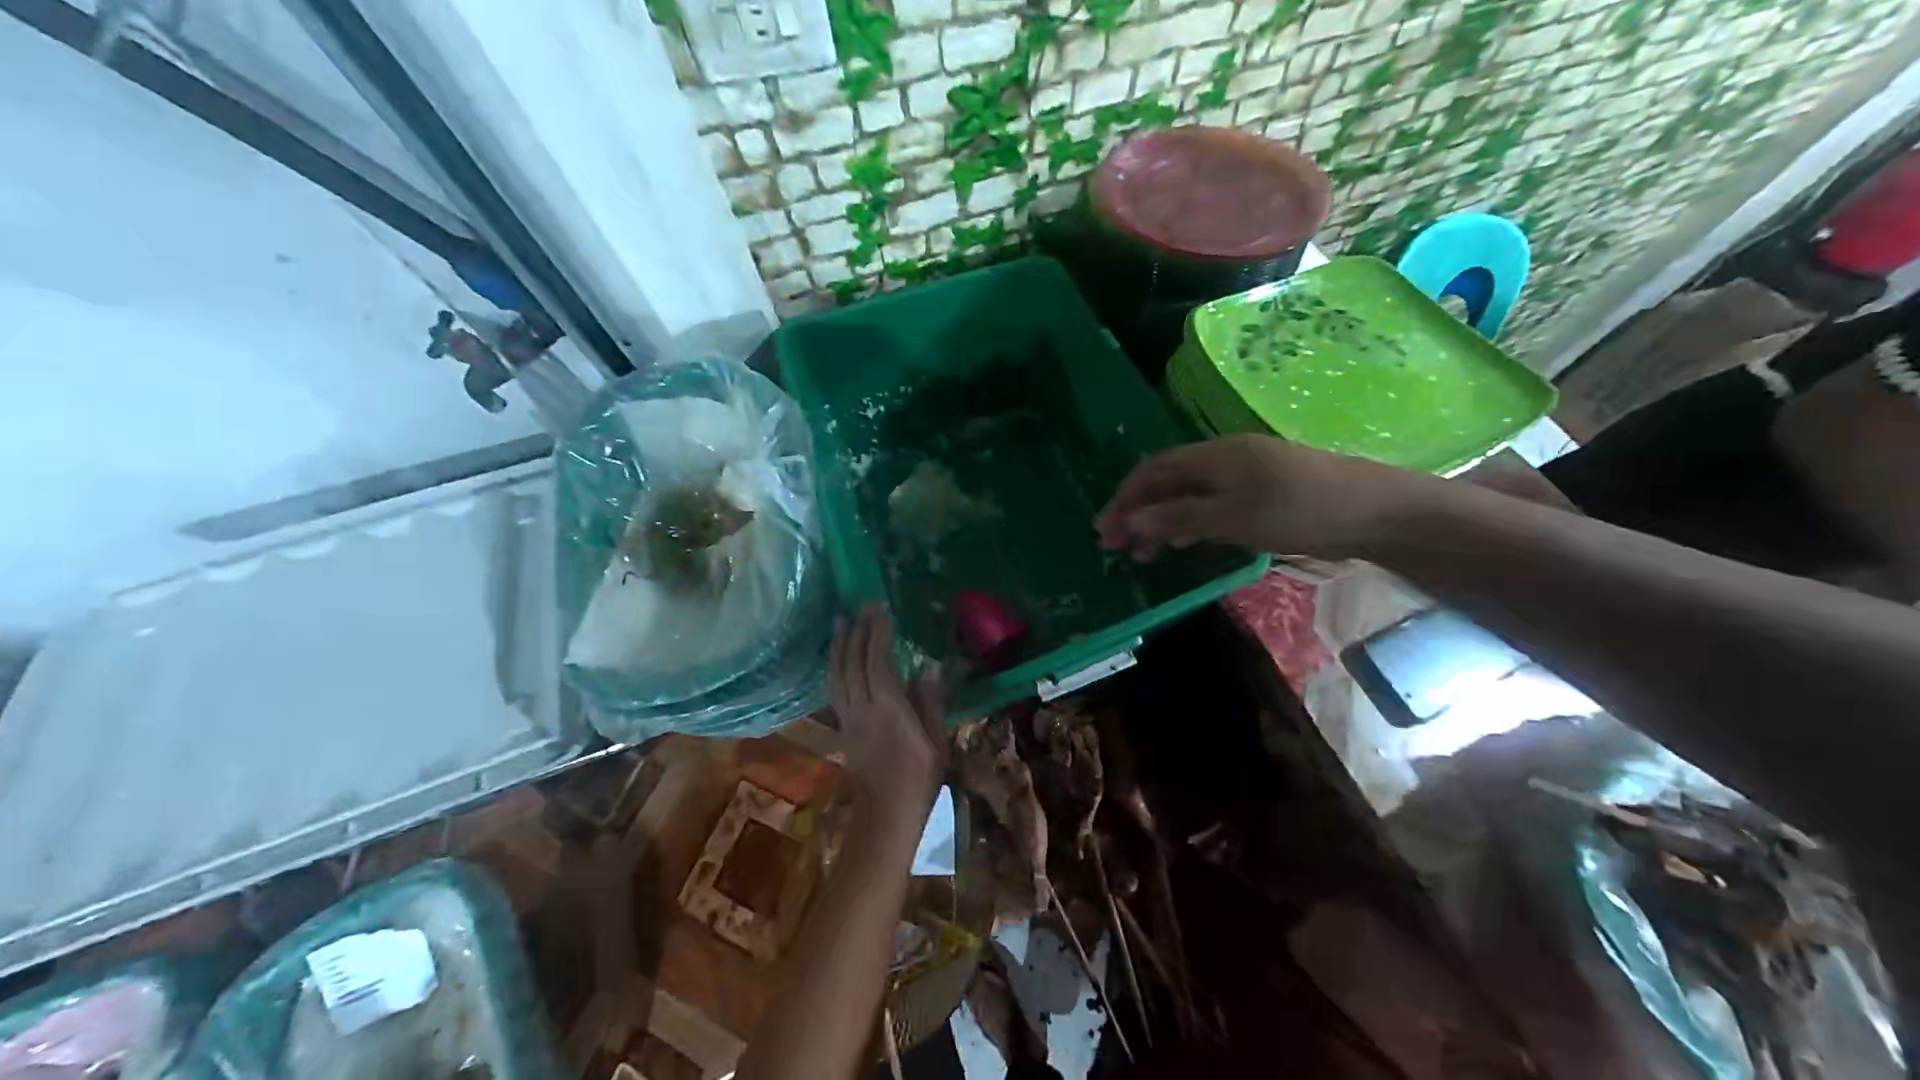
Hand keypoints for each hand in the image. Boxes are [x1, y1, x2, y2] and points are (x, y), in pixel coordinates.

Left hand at [830, 609, 947, 816]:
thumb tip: (929, 664)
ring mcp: (848, 717)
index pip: (877, 662)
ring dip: (838, 645)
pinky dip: (834, 666)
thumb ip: (930, 700)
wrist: (886, 813)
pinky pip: (834, 688)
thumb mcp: (936, 740)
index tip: (882, 610)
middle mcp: (862, 707)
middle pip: (852, 662)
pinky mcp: (842, 727)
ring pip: (837, 673)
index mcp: (887, 708)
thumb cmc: (919, 778)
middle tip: (862, 606)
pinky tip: (837, 658)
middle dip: (856, 631)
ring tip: (840, 621)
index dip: (877, 634)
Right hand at [1094, 434, 1443, 560]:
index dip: (1124, 498)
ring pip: (1188, 496)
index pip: (1153, 471)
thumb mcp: (1233, 516)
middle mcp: (1224, 461)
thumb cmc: (1299, 509)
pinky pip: (1210, 507)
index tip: (1104, 530)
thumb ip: (1179, 517)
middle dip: (1137, 512)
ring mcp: (1244, 478)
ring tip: (1142, 553)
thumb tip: (1132, 520)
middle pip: (1167, 483)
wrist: (1374, 512)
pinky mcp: (1261, 497)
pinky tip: (1182, 543)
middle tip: (1115, 546)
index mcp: (1214, 456)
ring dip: (1160, 521)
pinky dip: (1187, 524)